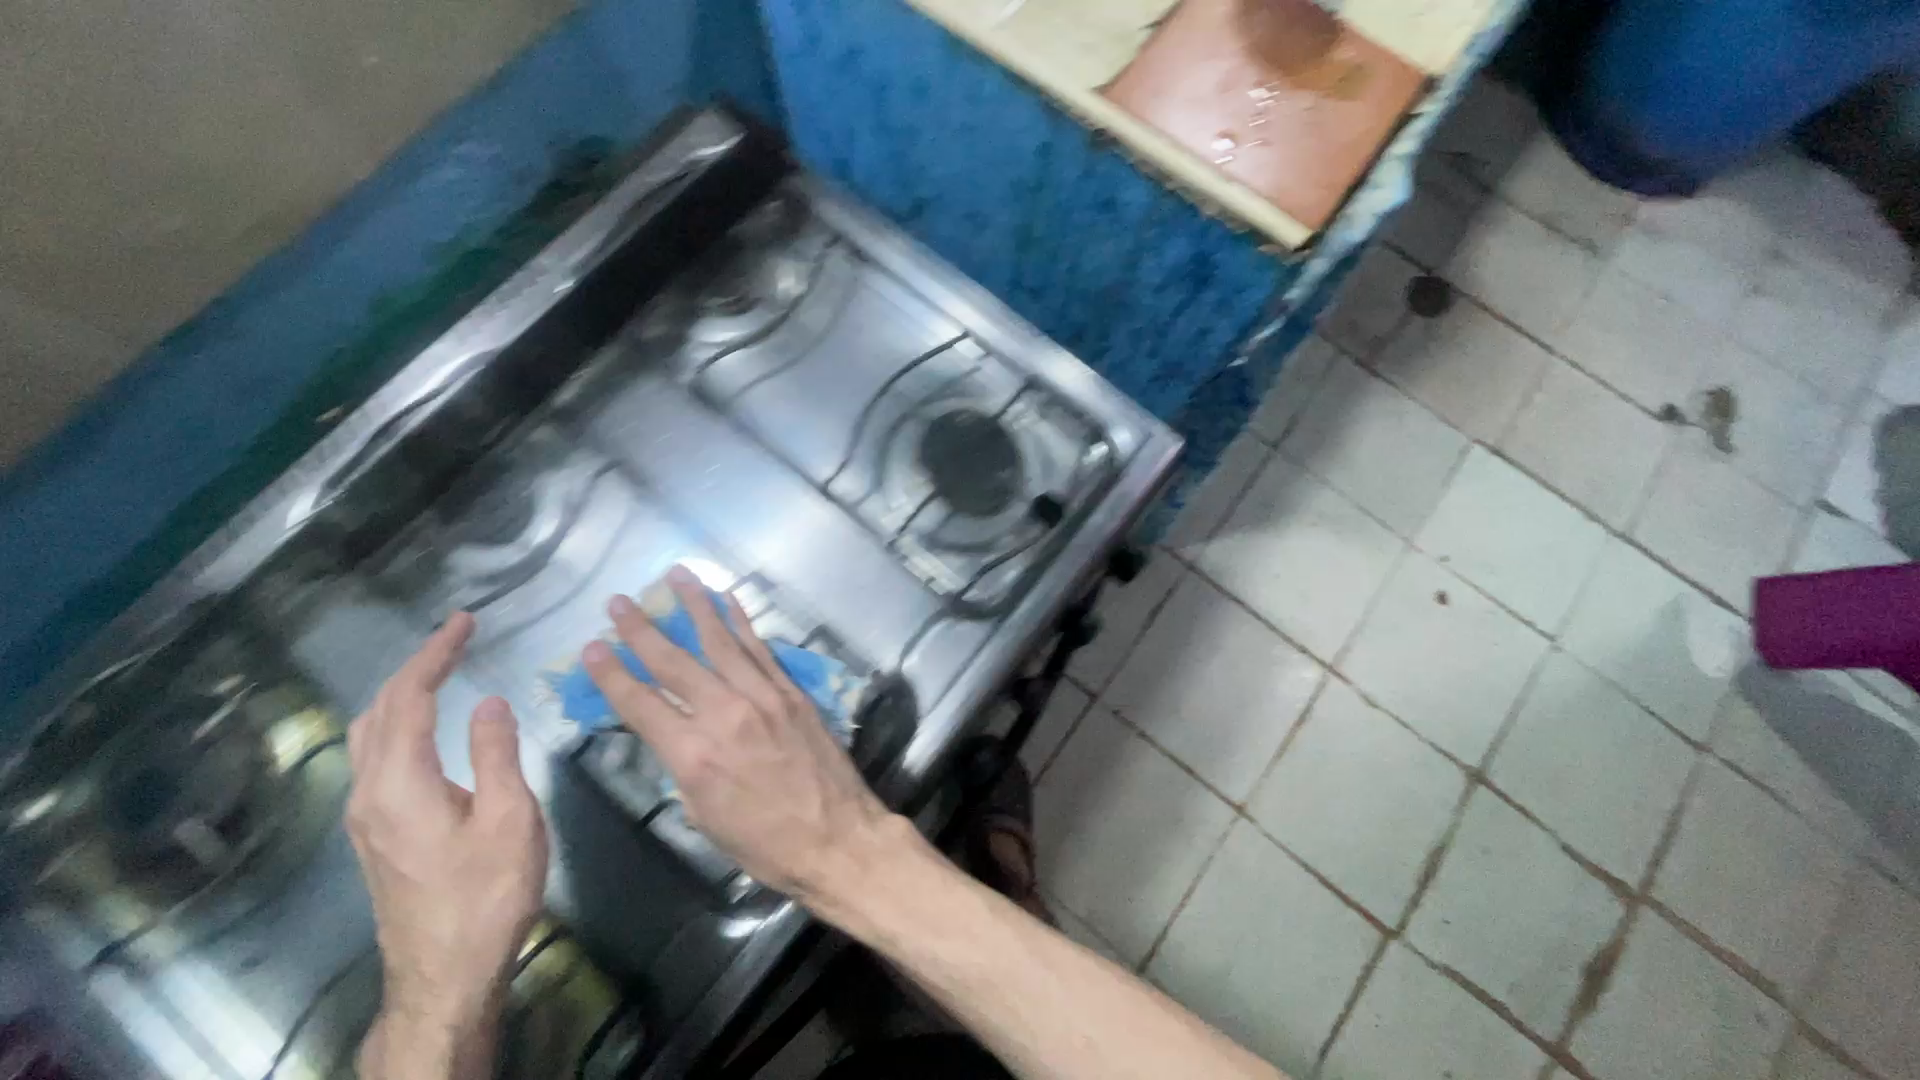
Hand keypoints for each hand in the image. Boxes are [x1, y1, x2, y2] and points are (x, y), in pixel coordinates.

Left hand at [344, 613, 548, 1079]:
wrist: (444, 973)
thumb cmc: (486, 894)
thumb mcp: (509, 819)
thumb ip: (496, 755)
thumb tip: (489, 702)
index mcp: (400, 782)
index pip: (410, 698)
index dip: (436, 654)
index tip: (465, 621)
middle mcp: (369, 792)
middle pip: (378, 711)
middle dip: (415, 667)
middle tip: (457, 638)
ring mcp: (365, 816)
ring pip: (368, 735)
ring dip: (400, 695)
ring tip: (440, 672)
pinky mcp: (374, 835)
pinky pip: (375, 758)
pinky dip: (399, 723)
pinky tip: (425, 728)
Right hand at [582, 566, 911, 910]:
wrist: (837, 839)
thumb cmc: (765, 844)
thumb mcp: (704, 816)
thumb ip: (683, 766)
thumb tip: (672, 733)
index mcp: (694, 755)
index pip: (640, 704)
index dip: (611, 674)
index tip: (591, 647)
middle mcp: (725, 714)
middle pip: (674, 662)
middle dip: (641, 630)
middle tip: (619, 601)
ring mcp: (763, 697)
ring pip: (721, 641)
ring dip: (696, 605)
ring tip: (676, 575)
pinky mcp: (792, 692)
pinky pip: (760, 648)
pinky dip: (742, 622)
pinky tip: (728, 600)